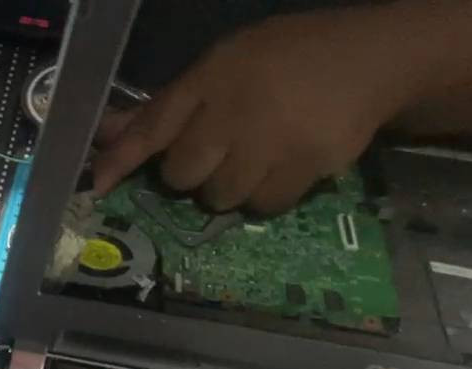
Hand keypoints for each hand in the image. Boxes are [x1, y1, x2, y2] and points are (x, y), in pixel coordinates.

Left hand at [93, 9, 421, 212]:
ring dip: (231, 187)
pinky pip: (261, 207)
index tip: (96, 186)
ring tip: (259, 154)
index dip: (121, 158)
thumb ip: (162, 110)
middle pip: (182, 175)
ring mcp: (273, 137)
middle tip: (224, 149)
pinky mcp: (306, 164)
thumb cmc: (284, 64)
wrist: (375, 59)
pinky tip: (285, 165)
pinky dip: (267, 195)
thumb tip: (102, 137)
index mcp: (214, 75)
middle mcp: (238, 106)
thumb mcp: (222, 70)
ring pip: (220, 197)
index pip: (154, 124)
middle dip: (195, 172)